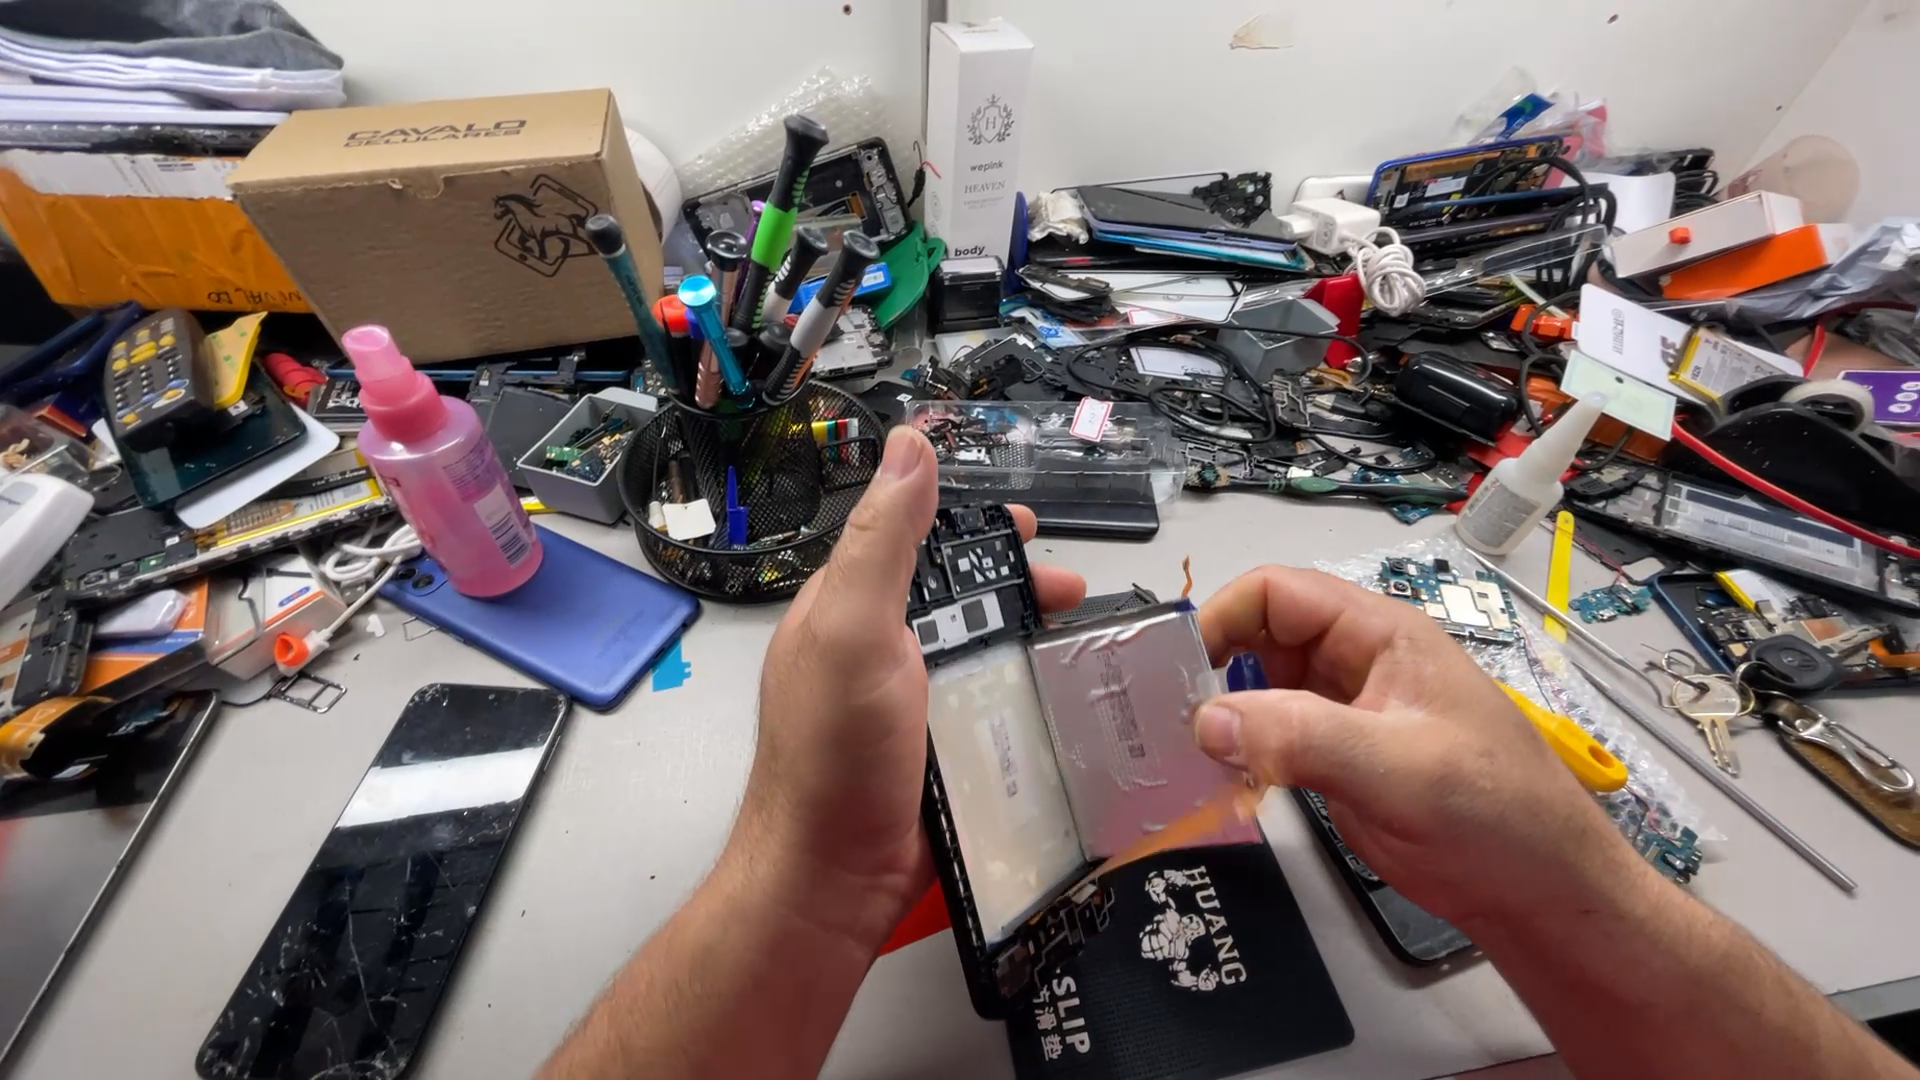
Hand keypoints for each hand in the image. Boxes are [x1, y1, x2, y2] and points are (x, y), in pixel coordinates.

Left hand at [737, 427, 1085, 949]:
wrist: (835, 876)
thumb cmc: (836, 748)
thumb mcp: (854, 627)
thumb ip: (884, 538)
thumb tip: (907, 443)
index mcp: (848, 605)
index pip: (910, 539)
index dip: (967, 524)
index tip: (1023, 524)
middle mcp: (877, 645)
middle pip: (955, 593)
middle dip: (1014, 581)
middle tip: (1068, 587)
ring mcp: (909, 697)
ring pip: (979, 644)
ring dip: (1028, 630)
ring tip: (1079, 632)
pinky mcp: (939, 741)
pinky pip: (988, 696)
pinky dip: (1024, 682)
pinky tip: (1063, 687)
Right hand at [1191, 566, 1657, 930]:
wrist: (1543, 900)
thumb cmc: (1495, 815)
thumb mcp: (1401, 768)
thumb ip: (1301, 737)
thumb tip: (1205, 721)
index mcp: (1375, 634)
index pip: (1276, 592)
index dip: (1222, 615)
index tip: (1181, 665)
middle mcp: (1350, 660)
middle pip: (1257, 634)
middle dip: (1211, 663)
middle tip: (1170, 710)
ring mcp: (1338, 708)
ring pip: (1255, 684)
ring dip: (1220, 710)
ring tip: (1182, 745)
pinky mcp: (1328, 753)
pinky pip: (1265, 732)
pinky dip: (1236, 747)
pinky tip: (1218, 774)